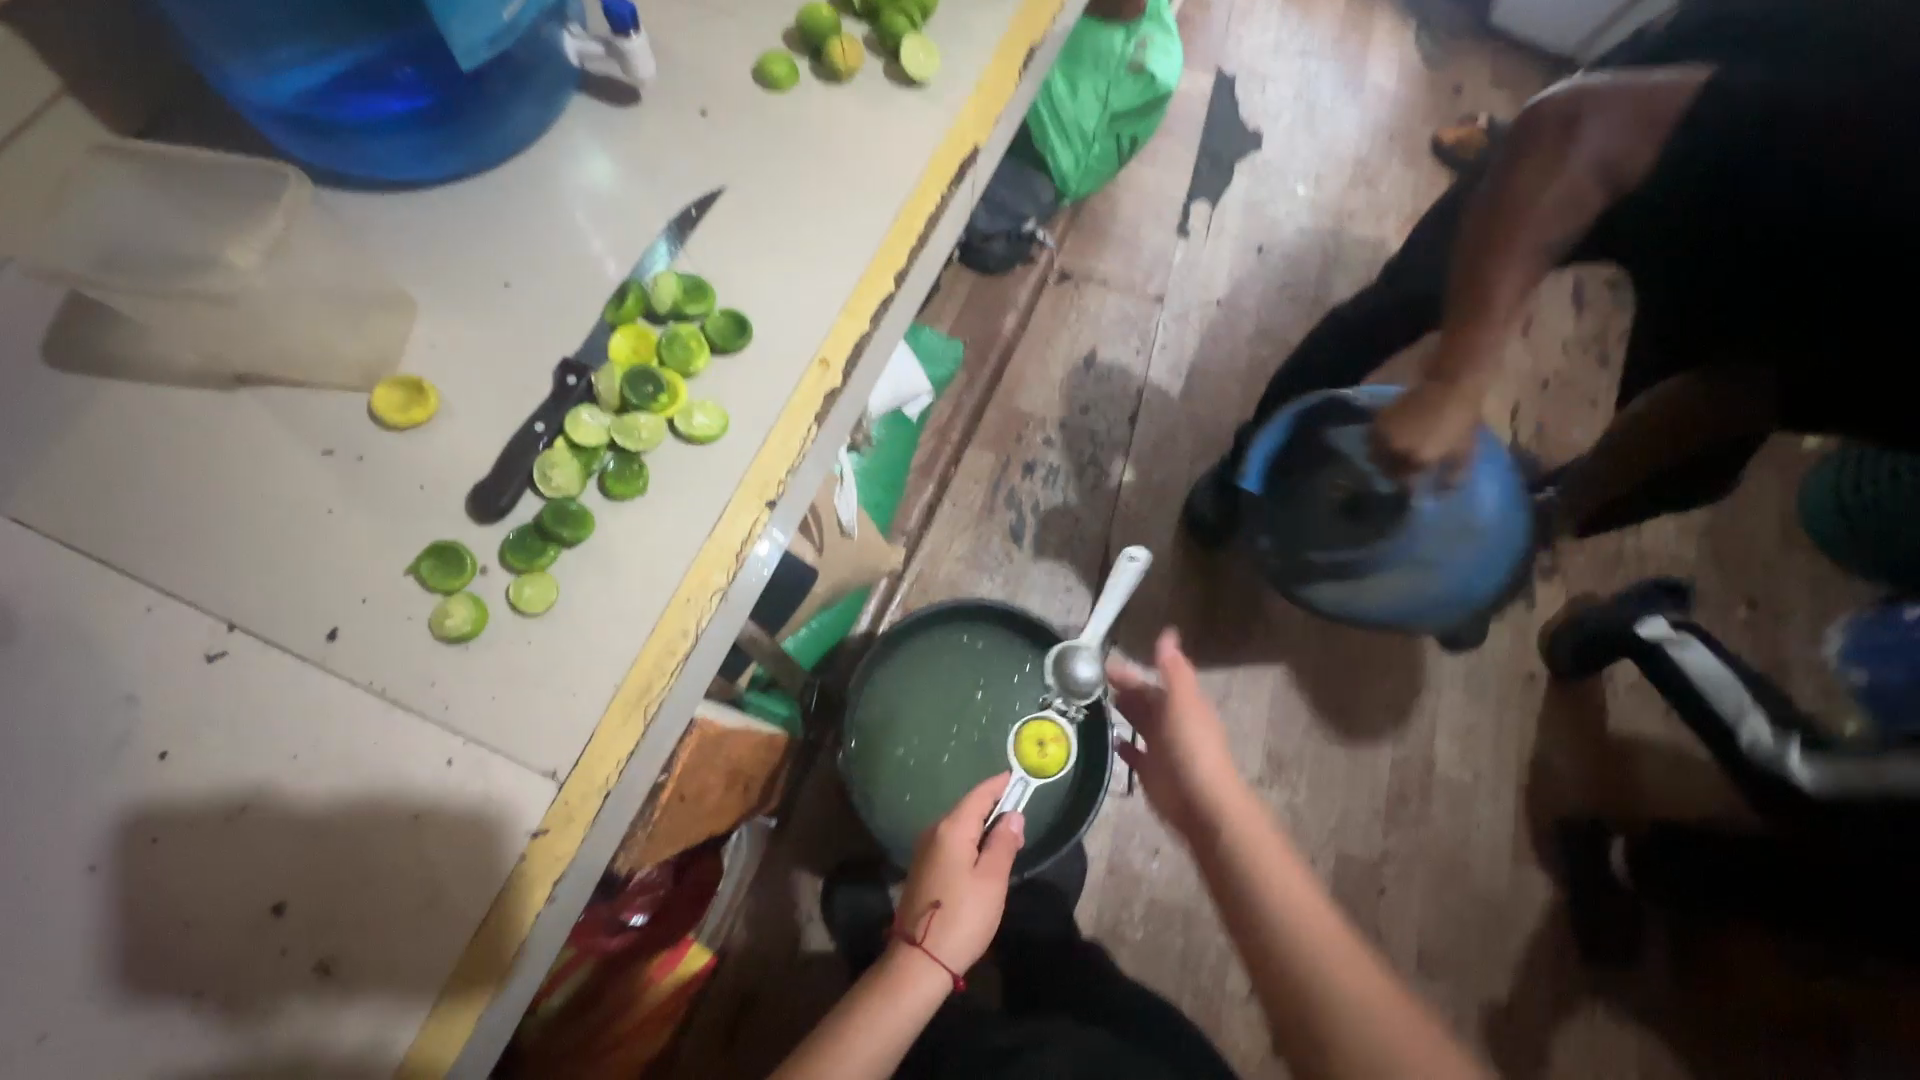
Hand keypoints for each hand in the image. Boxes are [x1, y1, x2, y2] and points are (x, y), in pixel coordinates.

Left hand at [892, 773, 1025, 975]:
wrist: (920, 960)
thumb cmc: (963, 917)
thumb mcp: (992, 880)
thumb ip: (1004, 843)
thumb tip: (1013, 815)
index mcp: (951, 829)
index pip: (979, 795)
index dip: (1000, 785)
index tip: (1018, 777)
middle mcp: (933, 832)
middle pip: (968, 809)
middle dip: (994, 807)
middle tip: (1021, 816)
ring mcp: (924, 851)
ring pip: (959, 827)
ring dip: (983, 827)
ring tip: (1008, 838)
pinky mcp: (923, 869)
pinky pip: (951, 843)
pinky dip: (970, 842)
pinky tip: (984, 856)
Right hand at [1110, 629, 1245, 837]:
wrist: (1201, 802)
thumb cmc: (1191, 747)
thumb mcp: (1183, 702)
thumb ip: (1172, 670)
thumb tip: (1168, 633)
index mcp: (1182, 704)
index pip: (1154, 681)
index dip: (1132, 672)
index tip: (1103, 663)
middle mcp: (1173, 723)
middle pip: (1146, 701)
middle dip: (1124, 689)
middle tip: (1092, 681)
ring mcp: (1162, 749)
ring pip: (1140, 724)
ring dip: (1123, 712)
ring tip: (1097, 703)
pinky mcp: (1151, 772)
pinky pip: (1136, 755)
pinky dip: (1125, 746)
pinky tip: (1113, 741)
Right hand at [1369, 380, 1480, 479]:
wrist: (1452, 387)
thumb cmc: (1462, 420)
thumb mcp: (1464, 451)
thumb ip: (1452, 476)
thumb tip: (1441, 494)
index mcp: (1416, 460)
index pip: (1401, 483)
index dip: (1405, 486)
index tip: (1410, 485)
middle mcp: (1395, 450)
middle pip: (1383, 469)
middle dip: (1390, 471)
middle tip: (1399, 469)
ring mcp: (1385, 434)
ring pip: (1372, 454)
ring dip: (1380, 456)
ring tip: (1390, 454)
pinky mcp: (1379, 419)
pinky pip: (1371, 437)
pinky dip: (1376, 441)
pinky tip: (1387, 439)